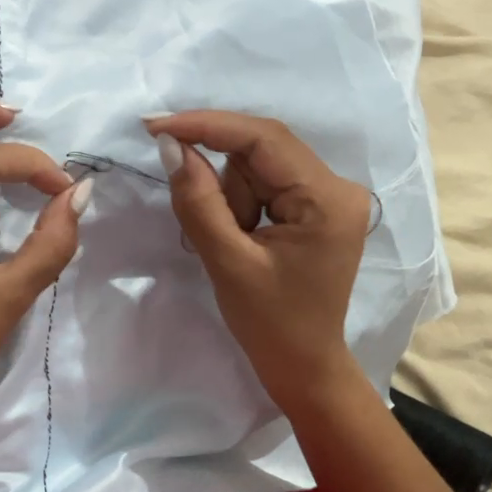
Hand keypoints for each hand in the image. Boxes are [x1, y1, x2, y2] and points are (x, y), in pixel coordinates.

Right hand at [146, 111, 372, 407]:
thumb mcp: (226, 262)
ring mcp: (329, 196)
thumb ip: (198, 200)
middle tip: (201, 221)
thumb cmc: (269, 323)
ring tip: (232, 248)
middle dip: (221, 180)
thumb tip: (171, 146)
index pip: (262, 138)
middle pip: (260, 151)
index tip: (155, 126)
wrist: (303, 366)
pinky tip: (241, 240)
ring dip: (230, 199)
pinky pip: (264, 186)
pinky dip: (239, 206)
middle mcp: (336, 186)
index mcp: (326, 198)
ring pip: (256, 168)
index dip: (206, 125)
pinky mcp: (316, 208)